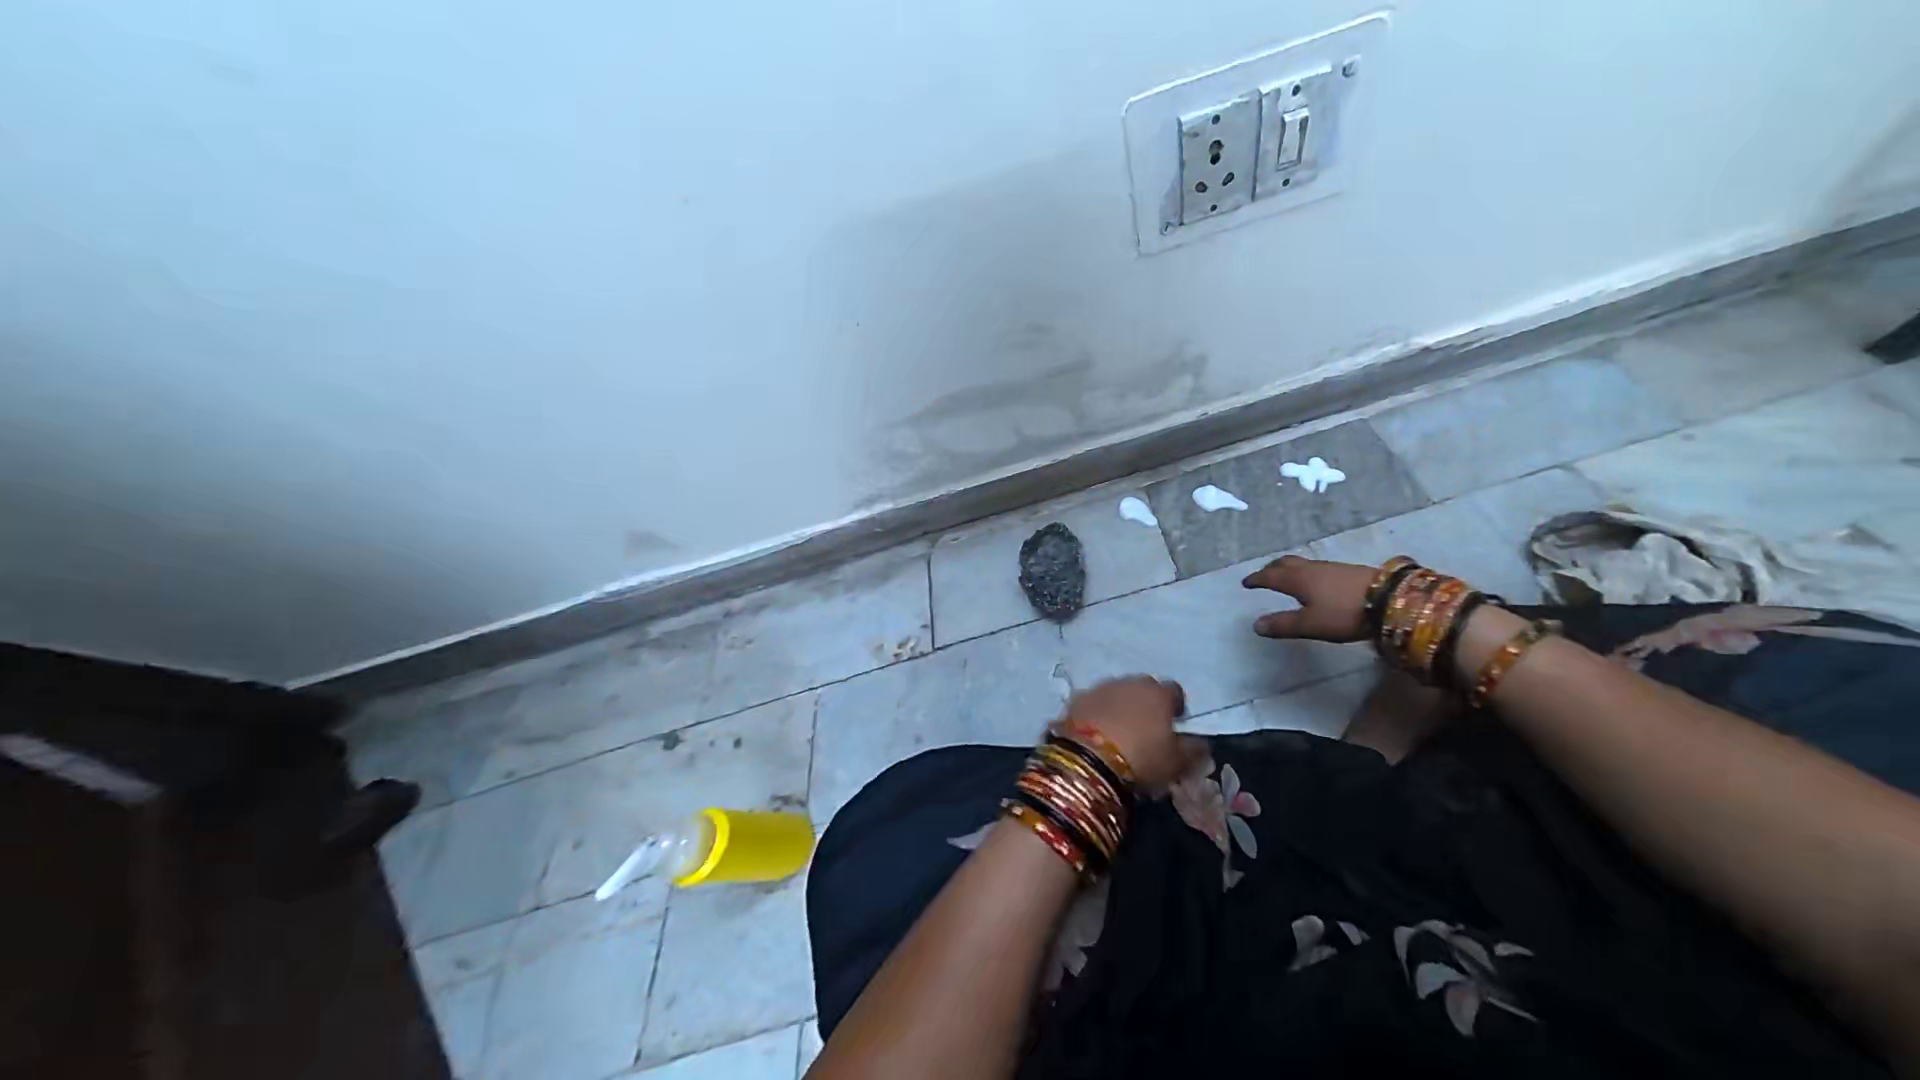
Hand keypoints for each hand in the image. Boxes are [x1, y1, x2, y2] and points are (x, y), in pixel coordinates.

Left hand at [1055, 676, 1193, 789]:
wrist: (1087, 758)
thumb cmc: (1141, 758)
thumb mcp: (1177, 763)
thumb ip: (1194, 750)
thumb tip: (1203, 743)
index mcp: (1158, 693)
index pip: (1175, 691)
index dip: (1176, 706)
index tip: (1175, 723)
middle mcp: (1129, 682)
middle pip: (1143, 688)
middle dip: (1146, 703)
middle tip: (1146, 728)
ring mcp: (1100, 688)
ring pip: (1117, 693)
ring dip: (1120, 706)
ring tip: (1119, 732)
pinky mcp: (1076, 699)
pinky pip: (1094, 703)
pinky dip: (1097, 712)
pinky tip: (1096, 732)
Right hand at [1241, 554, 1377, 642]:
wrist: (1390, 599)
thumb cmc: (1343, 612)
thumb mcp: (1310, 624)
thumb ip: (1283, 625)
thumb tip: (1256, 625)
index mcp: (1296, 579)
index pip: (1270, 576)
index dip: (1257, 579)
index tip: (1246, 582)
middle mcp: (1310, 569)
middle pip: (1285, 563)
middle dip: (1271, 568)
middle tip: (1263, 574)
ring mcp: (1330, 568)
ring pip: (1302, 564)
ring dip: (1289, 568)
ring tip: (1285, 577)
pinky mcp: (1347, 572)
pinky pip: (1316, 568)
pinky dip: (1306, 572)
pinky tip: (1314, 582)